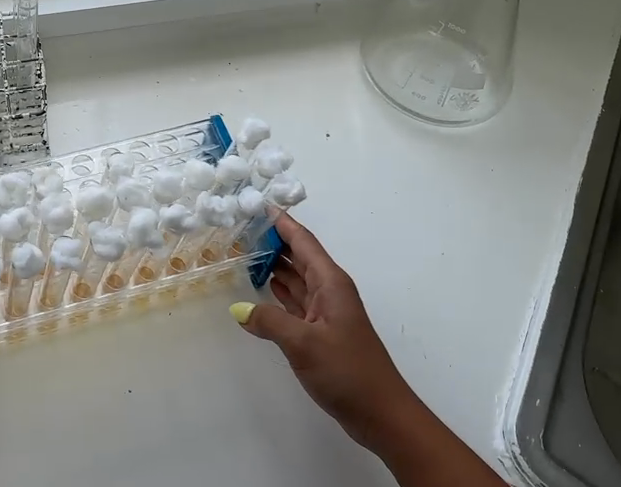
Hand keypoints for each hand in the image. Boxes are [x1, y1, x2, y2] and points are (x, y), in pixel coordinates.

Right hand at [232, 212, 503, 485]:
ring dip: (273, 264)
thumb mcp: (303, 344)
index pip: (302, 240)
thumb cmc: (347, 372)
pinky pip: (296, 300)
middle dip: (272, 240)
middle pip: (298, 255)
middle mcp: (329, 290)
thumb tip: (239, 309)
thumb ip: (269, 321)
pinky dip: (278, 290)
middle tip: (238, 228)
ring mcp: (326, 312)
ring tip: (242, 251)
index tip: (254, 205)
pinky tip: (260, 286)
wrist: (382, 415)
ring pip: (296, 277)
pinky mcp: (322, 332)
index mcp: (330, 282)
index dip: (280, 222)